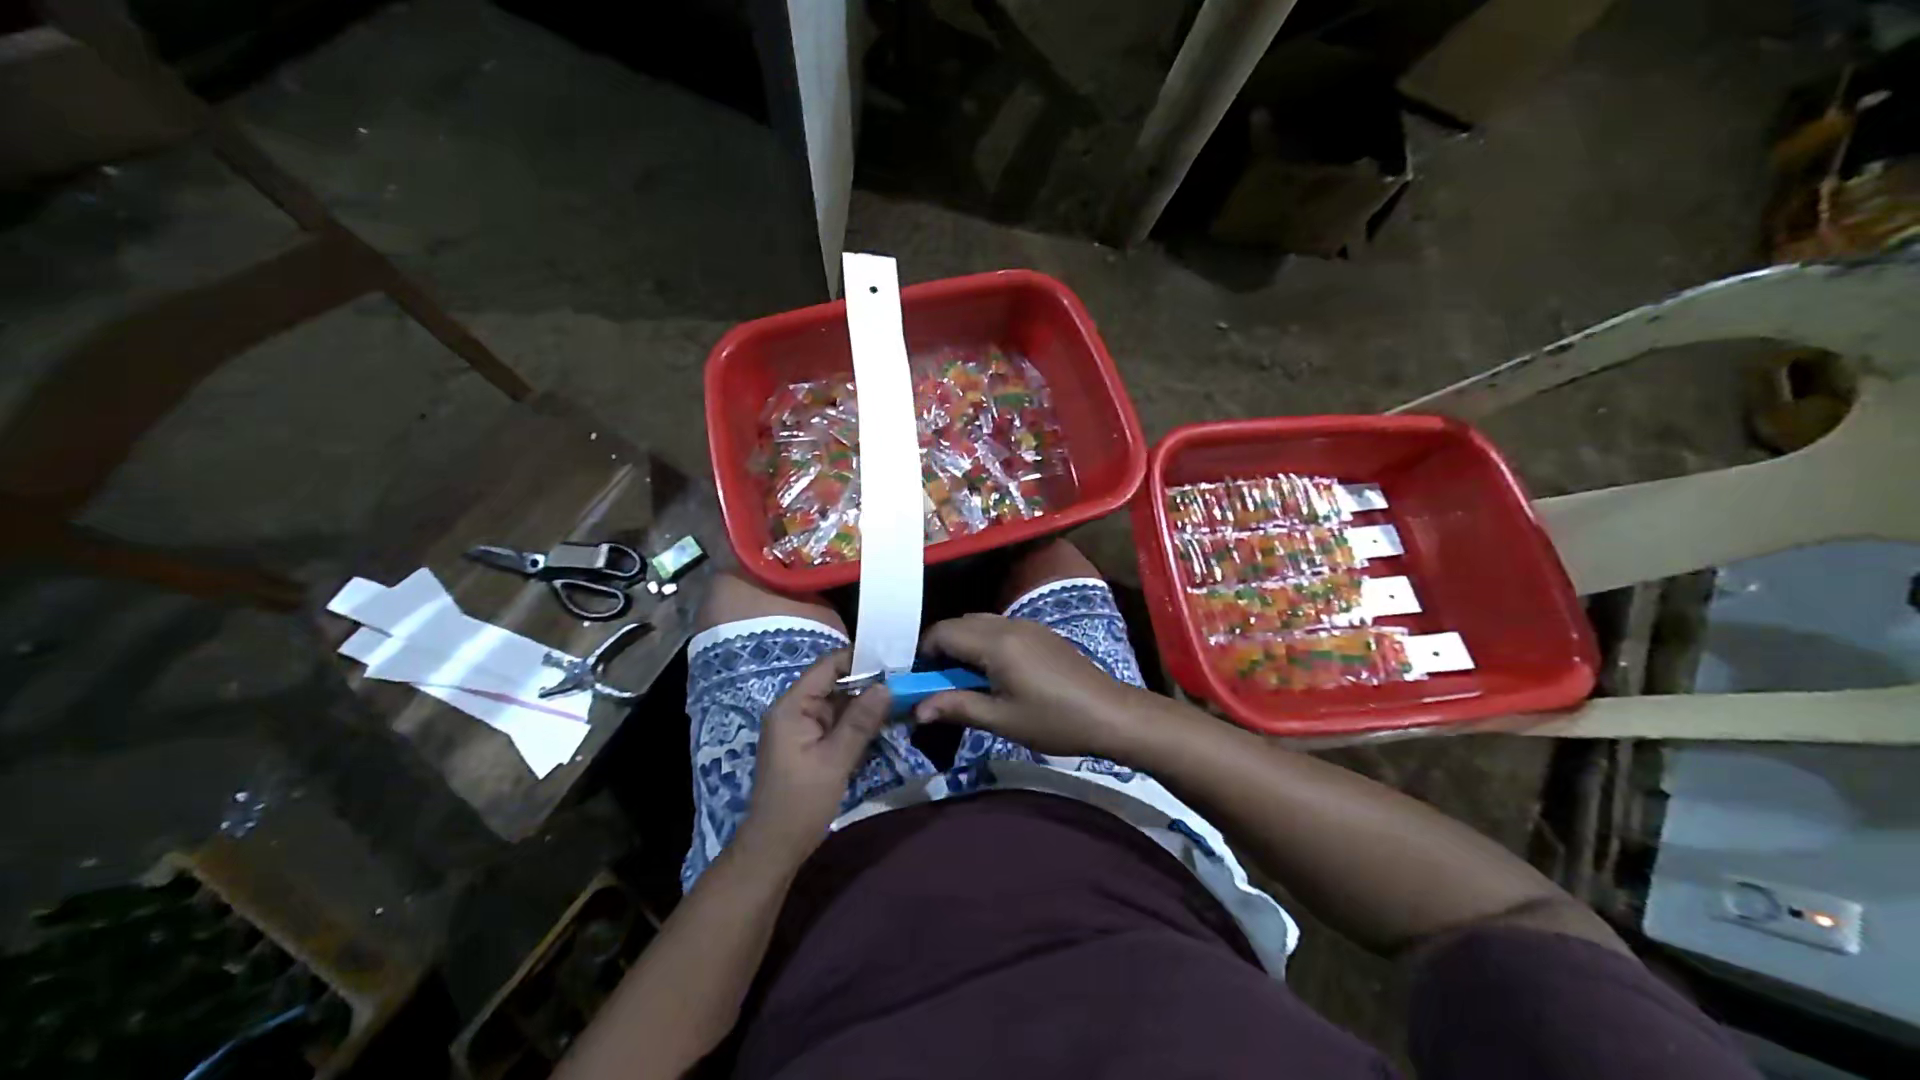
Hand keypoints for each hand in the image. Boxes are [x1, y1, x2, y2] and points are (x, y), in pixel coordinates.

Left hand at [742, 650, 889, 858]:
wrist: (775, 847)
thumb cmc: (801, 802)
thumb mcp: (835, 760)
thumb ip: (860, 721)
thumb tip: (887, 686)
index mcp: (791, 707)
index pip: (826, 667)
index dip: (859, 658)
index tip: (894, 658)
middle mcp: (794, 710)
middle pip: (834, 683)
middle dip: (868, 681)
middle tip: (905, 680)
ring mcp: (801, 727)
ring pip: (839, 703)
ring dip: (866, 702)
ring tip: (902, 697)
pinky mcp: (810, 743)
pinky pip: (837, 722)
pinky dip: (858, 721)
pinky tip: (885, 721)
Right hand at [915, 614, 1145, 759]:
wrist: (1110, 713)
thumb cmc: (1055, 720)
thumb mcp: (1002, 720)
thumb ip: (956, 707)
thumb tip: (917, 709)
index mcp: (995, 643)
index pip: (942, 633)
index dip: (922, 653)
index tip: (917, 680)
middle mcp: (1008, 624)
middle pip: (959, 623)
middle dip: (940, 648)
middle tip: (937, 683)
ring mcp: (1026, 624)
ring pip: (979, 622)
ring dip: (962, 644)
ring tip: (963, 680)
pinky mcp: (1039, 632)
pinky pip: (998, 626)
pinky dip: (983, 642)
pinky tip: (991, 673)